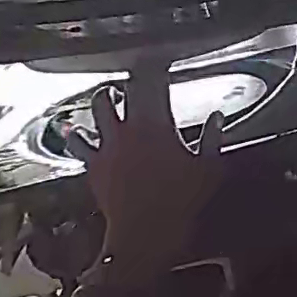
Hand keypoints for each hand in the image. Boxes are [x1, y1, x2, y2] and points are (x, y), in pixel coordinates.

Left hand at [67, 64, 224, 285]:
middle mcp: (127, 129)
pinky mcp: (93, 166)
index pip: (153, 83)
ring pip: (97, 109)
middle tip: (138, 75)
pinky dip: (79, 134)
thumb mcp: (207, 169)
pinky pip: (79, 143)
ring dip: (103, 99)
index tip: (162, 59)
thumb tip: (217, 117)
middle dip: (130, 79)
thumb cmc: (179, 203)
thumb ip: (211, 139)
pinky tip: (78, 131)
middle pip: (123, 91)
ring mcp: (106, 146)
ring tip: (108, 94)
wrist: (143, 237)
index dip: (156, 67)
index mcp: (156, 124)